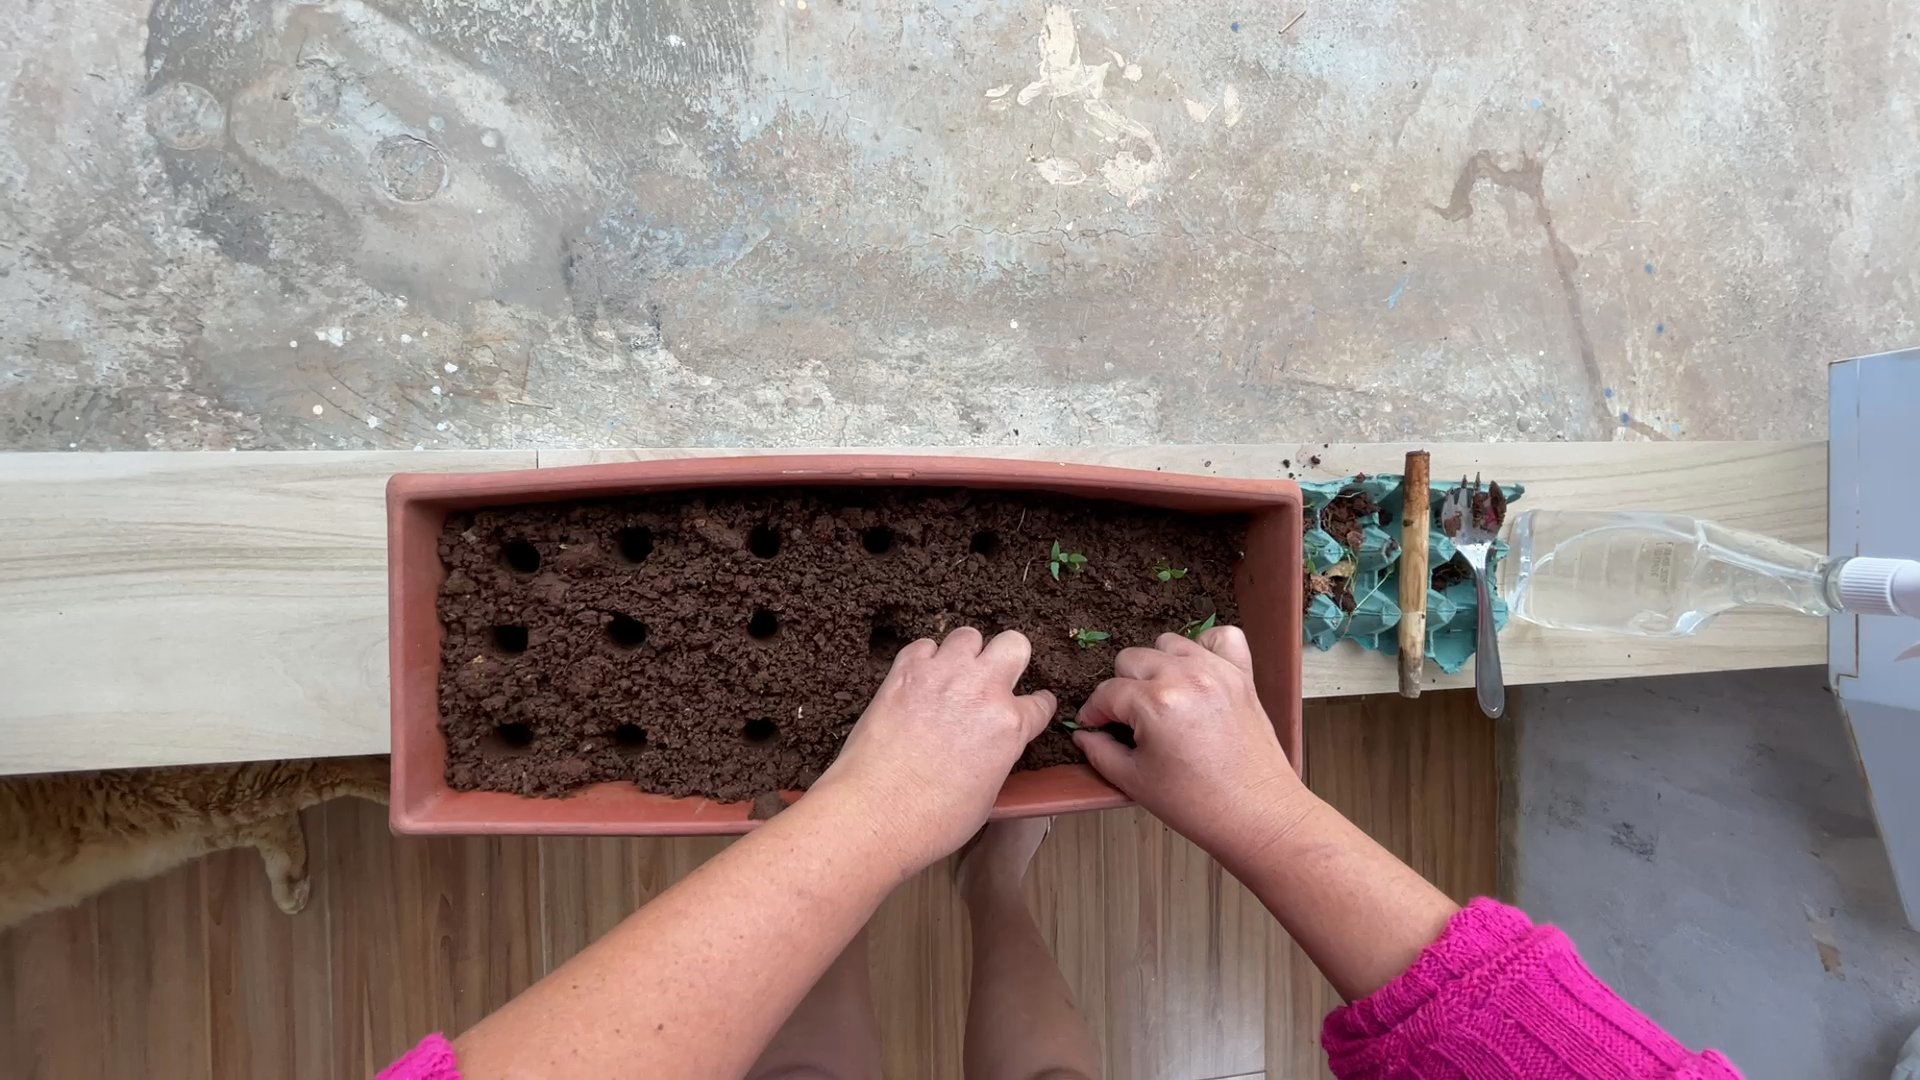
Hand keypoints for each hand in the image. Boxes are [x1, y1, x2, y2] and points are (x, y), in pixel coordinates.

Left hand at [810, 627, 1054, 874]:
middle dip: (1010, 658)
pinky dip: (925, 660)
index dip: (1036, 706)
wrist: (875, 811)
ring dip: (965, 655)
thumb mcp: (988, 794)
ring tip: (952, 677)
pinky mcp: (906, 670)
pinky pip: (924, 646)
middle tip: (994, 679)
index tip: (1030, 707)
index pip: (1041, 702)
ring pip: (968, 636)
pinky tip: (919, 681)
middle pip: (1014, 643)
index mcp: (1010, 725)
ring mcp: (943, 674)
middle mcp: (982, 690)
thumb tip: (992, 744)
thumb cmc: (931, 819)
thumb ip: (999, 754)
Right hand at [1073, 625, 1308, 864]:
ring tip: (1162, 696)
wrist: (1260, 816)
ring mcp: (1215, 670)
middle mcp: (1184, 676)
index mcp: (1155, 704)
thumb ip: (1100, 751)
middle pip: (1131, 659)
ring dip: (1157, 666)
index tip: (1094, 725)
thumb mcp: (1135, 782)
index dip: (1094, 712)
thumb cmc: (1197, 805)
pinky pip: (1220, 637)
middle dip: (1123, 688)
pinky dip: (1204, 647)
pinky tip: (1196, 673)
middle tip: (1131, 718)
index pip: (1107, 693)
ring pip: (1167, 643)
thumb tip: (1083, 732)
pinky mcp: (1241, 674)